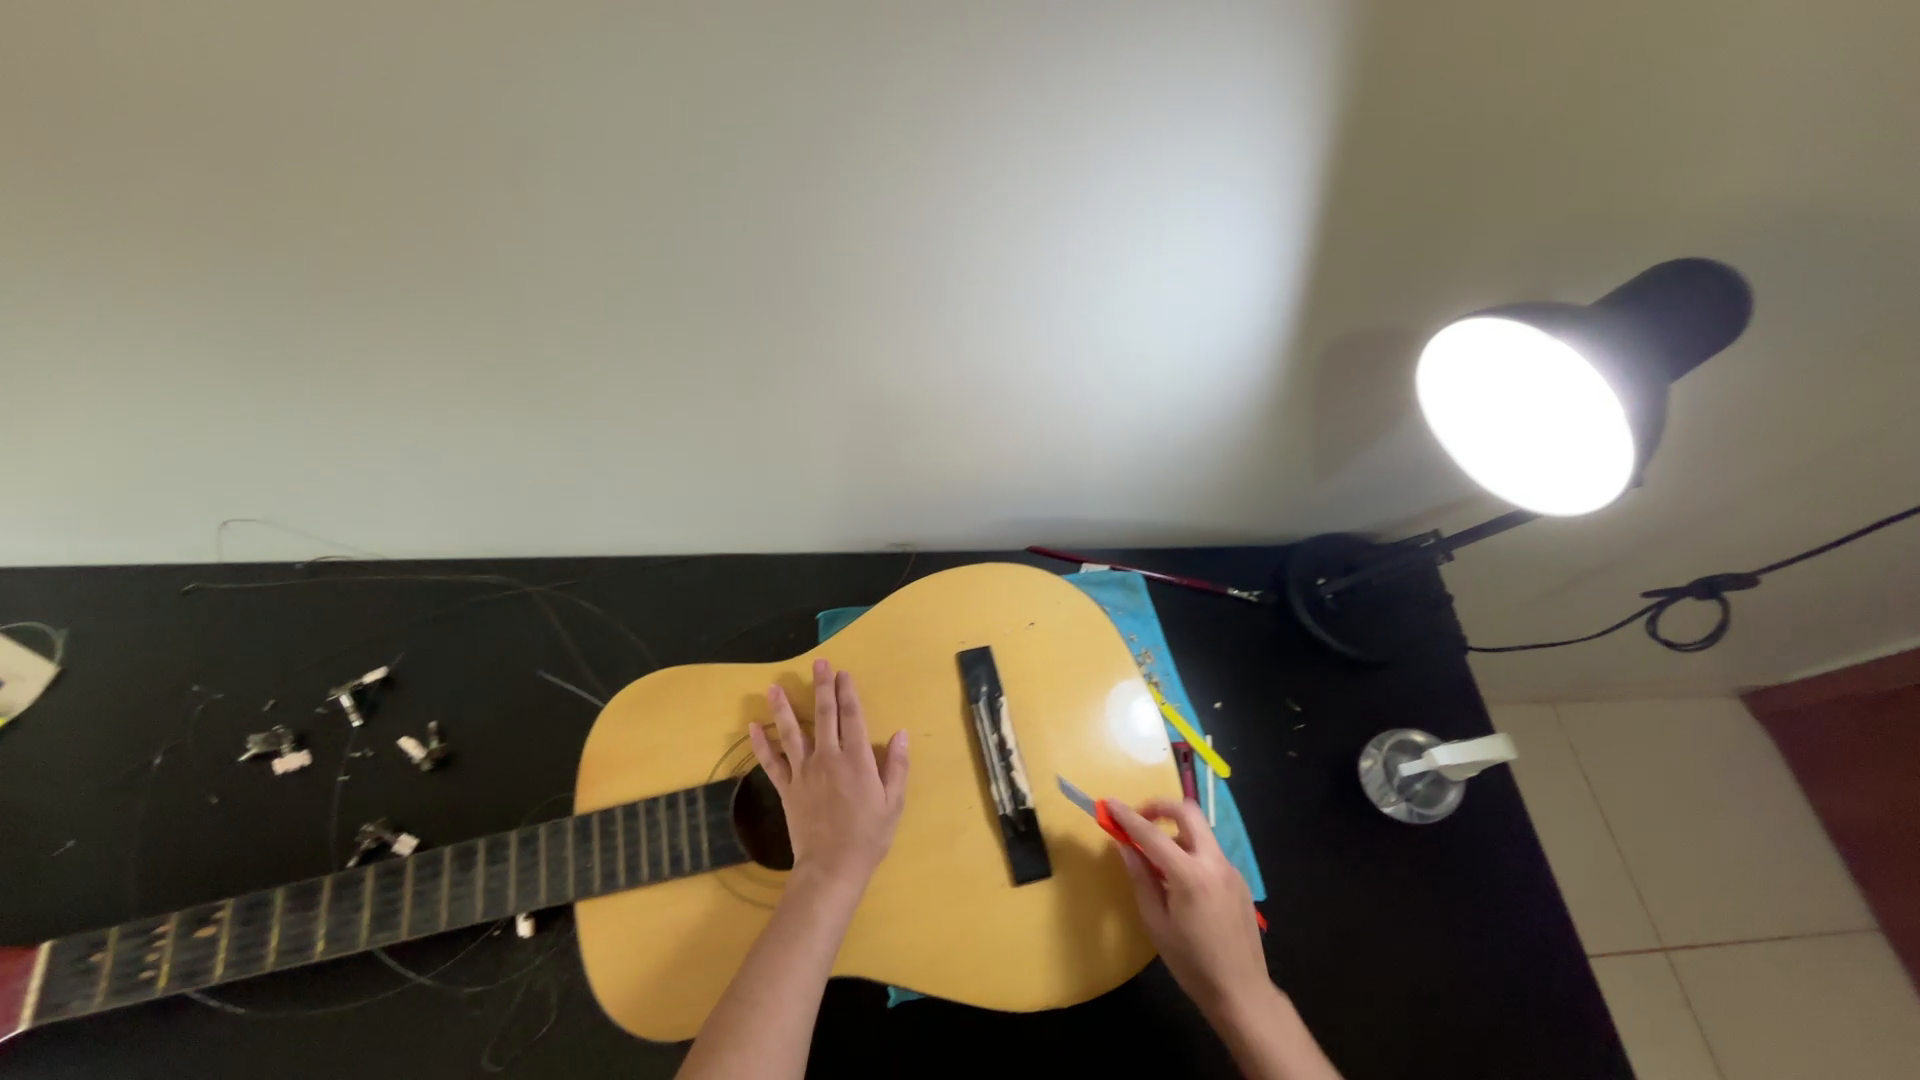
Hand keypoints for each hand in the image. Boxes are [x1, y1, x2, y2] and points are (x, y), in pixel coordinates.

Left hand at [749, 660, 908, 889]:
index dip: (848, 692)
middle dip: (822, 687)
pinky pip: (771, 762)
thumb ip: (896, 766)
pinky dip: (761, 744)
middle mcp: (828, 758)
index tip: (844, 673)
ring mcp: (804, 772)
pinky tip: (752, 727)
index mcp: (857, 760)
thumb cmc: (869, 836)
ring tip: (774, 686)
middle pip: (824, 715)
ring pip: (792, 732)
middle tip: (819, 663)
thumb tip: (900, 734)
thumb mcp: (894, 802)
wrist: (832, 867)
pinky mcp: (787, 788)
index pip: (852, 717)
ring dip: (783, 707)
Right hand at [1110, 798, 1272, 1018]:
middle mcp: (1214, 862)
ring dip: (1176, 831)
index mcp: (1190, 875)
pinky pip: (1210, 852)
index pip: (1152, 834)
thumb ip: (1140, 877)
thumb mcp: (1155, 922)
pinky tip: (1180, 881)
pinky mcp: (1239, 879)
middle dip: (1160, 807)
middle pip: (1188, 811)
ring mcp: (1231, 869)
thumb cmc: (1191, 962)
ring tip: (1157, 860)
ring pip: (1200, 831)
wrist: (1241, 991)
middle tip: (1139, 820)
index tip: (1109, 803)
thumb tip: (1123, 845)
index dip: (1127, 817)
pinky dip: (1190, 851)